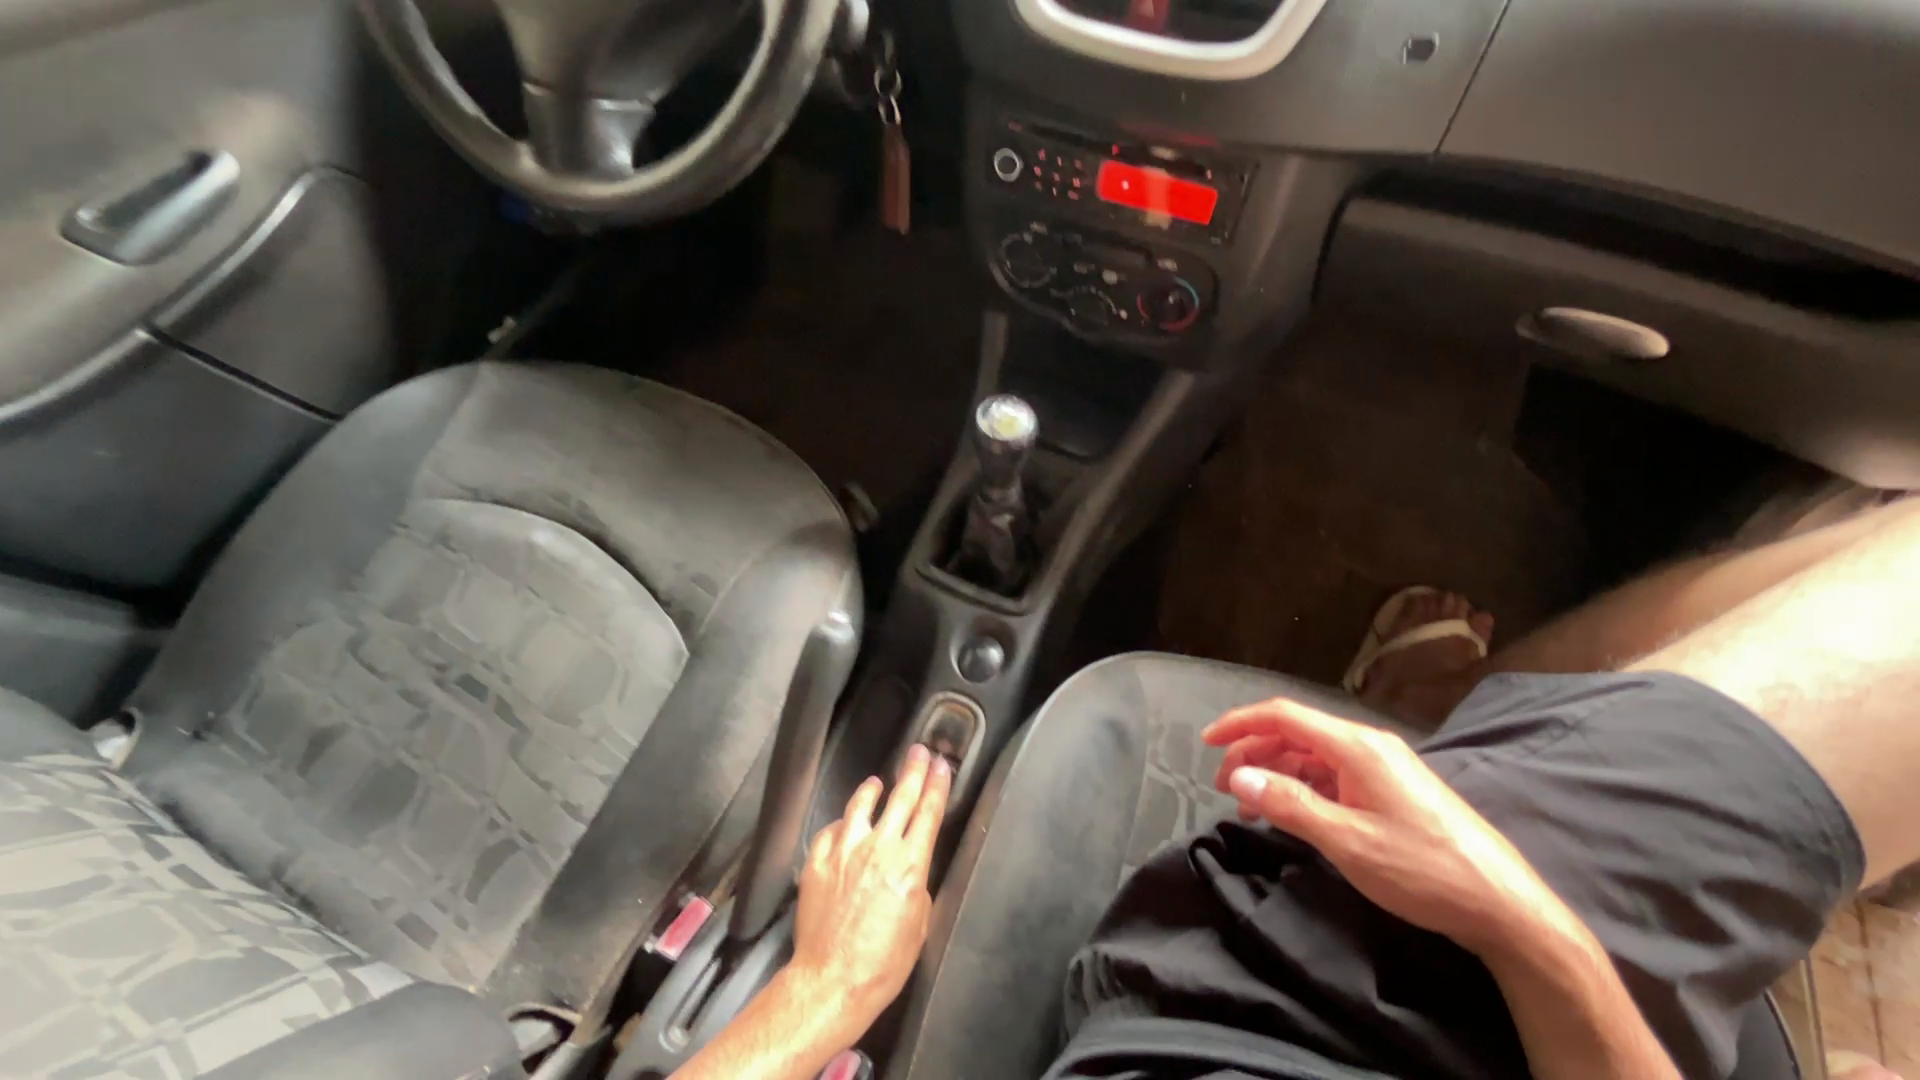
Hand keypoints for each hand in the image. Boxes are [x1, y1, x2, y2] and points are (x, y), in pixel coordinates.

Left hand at [790, 744, 951, 1026]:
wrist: (834, 980)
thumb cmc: (884, 962)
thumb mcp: (920, 923)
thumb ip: (916, 883)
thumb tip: (910, 867)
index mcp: (910, 864)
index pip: (928, 811)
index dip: (937, 784)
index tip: (941, 765)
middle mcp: (878, 848)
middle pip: (900, 797)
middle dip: (912, 770)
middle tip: (918, 751)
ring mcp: (844, 851)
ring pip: (860, 805)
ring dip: (872, 790)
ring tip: (877, 781)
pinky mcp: (817, 862)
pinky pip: (830, 831)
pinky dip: (840, 824)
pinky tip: (843, 824)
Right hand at [1205, 698, 1577, 957]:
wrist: (1504, 908)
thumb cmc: (1423, 870)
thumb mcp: (1347, 841)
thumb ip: (1289, 805)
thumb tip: (1240, 777)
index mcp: (1357, 747)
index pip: (1284, 716)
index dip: (1240, 723)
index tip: (1206, 743)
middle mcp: (1369, 747)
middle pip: (1296, 734)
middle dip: (1254, 752)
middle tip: (1224, 787)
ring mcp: (1384, 769)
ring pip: (1313, 756)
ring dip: (1276, 772)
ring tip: (1250, 804)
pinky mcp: (1392, 792)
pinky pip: (1333, 776)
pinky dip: (1302, 788)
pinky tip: (1290, 813)